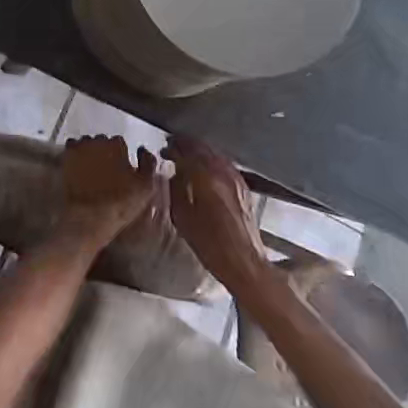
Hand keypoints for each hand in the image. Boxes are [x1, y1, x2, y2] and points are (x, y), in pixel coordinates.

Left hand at [59, 135, 157, 244]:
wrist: (90, 216)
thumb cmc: (121, 202)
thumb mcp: (146, 186)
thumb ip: (148, 163)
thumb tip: (142, 149)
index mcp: (117, 145)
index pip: (119, 142)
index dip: (120, 154)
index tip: (120, 166)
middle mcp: (97, 141)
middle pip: (102, 141)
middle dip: (104, 151)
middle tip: (106, 168)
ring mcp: (80, 148)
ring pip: (86, 143)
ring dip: (89, 151)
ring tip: (91, 167)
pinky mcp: (67, 157)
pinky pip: (71, 147)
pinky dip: (75, 152)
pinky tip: (78, 164)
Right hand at [165, 136, 267, 290]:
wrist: (244, 263)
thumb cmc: (210, 246)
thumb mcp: (183, 219)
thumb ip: (176, 190)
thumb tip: (173, 174)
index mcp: (205, 179)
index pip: (186, 153)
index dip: (173, 149)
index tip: (163, 150)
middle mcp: (223, 173)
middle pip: (202, 148)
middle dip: (186, 144)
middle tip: (173, 145)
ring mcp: (236, 179)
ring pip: (216, 153)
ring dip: (200, 150)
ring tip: (188, 153)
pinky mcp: (244, 187)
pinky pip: (226, 163)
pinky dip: (213, 159)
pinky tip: (207, 165)